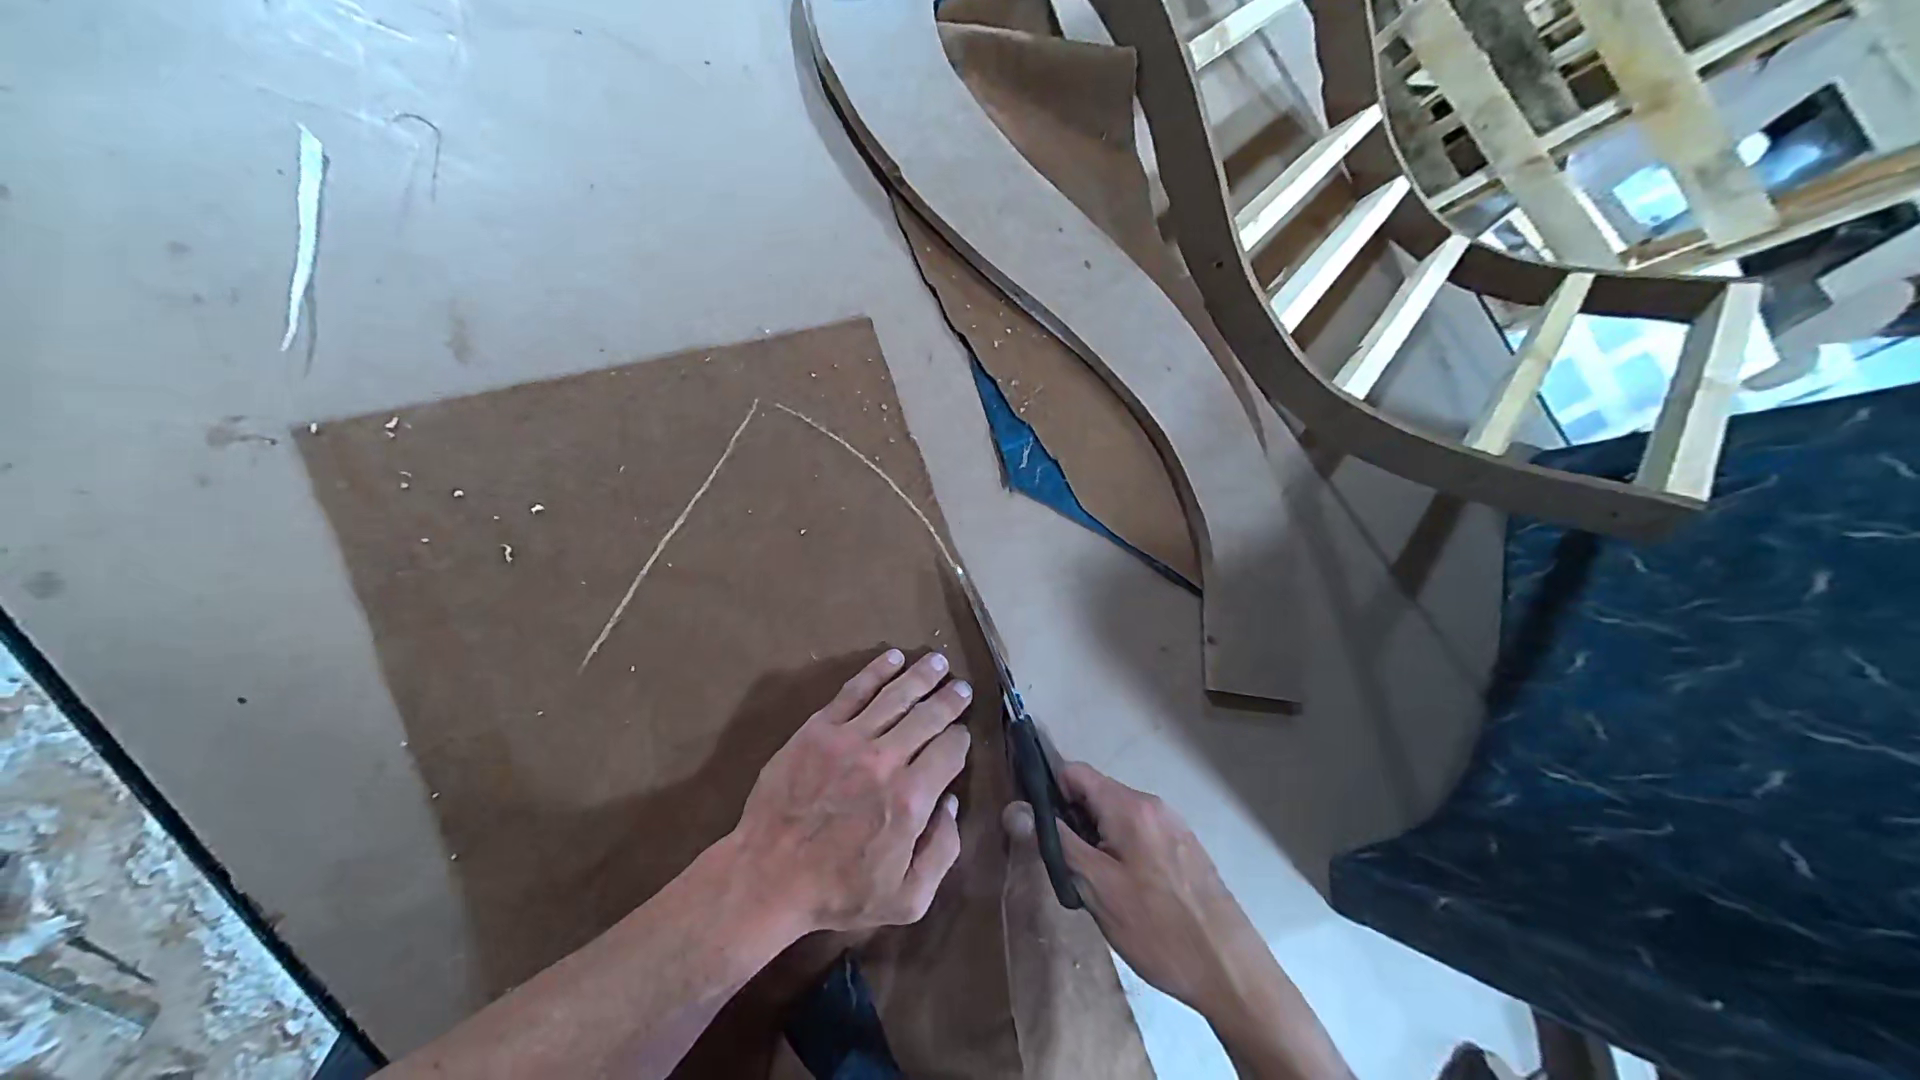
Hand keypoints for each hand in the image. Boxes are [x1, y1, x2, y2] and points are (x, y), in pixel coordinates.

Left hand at [730, 648, 972, 935]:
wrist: (768, 876)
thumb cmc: (838, 891)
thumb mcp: (907, 898)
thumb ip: (942, 851)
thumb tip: (952, 803)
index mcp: (910, 799)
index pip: (950, 751)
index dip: (961, 739)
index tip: (962, 734)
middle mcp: (885, 760)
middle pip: (929, 716)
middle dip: (950, 699)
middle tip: (962, 688)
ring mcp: (849, 739)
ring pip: (895, 696)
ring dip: (921, 676)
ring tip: (937, 662)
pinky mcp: (818, 729)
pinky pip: (853, 691)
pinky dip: (877, 671)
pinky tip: (893, 658)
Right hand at [1043, 762, 1255, 1012]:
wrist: (1230, 970)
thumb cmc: (1157, 928)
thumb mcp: (1097, 888)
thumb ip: (1056, 842)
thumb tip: (1014, 809)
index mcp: (1130, 806)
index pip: (1074, 772)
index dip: (1049, 793)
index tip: (1038, 827)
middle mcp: (1153, 805)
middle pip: (1096, 794)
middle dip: (1074, 822)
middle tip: (1067, 866)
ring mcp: (1172, 825)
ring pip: (1117, 817)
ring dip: (1097, 840)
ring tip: (1095, 886)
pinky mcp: (1184, 848)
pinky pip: (1139, 834)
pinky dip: (1121, 851)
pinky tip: (1126, 892)